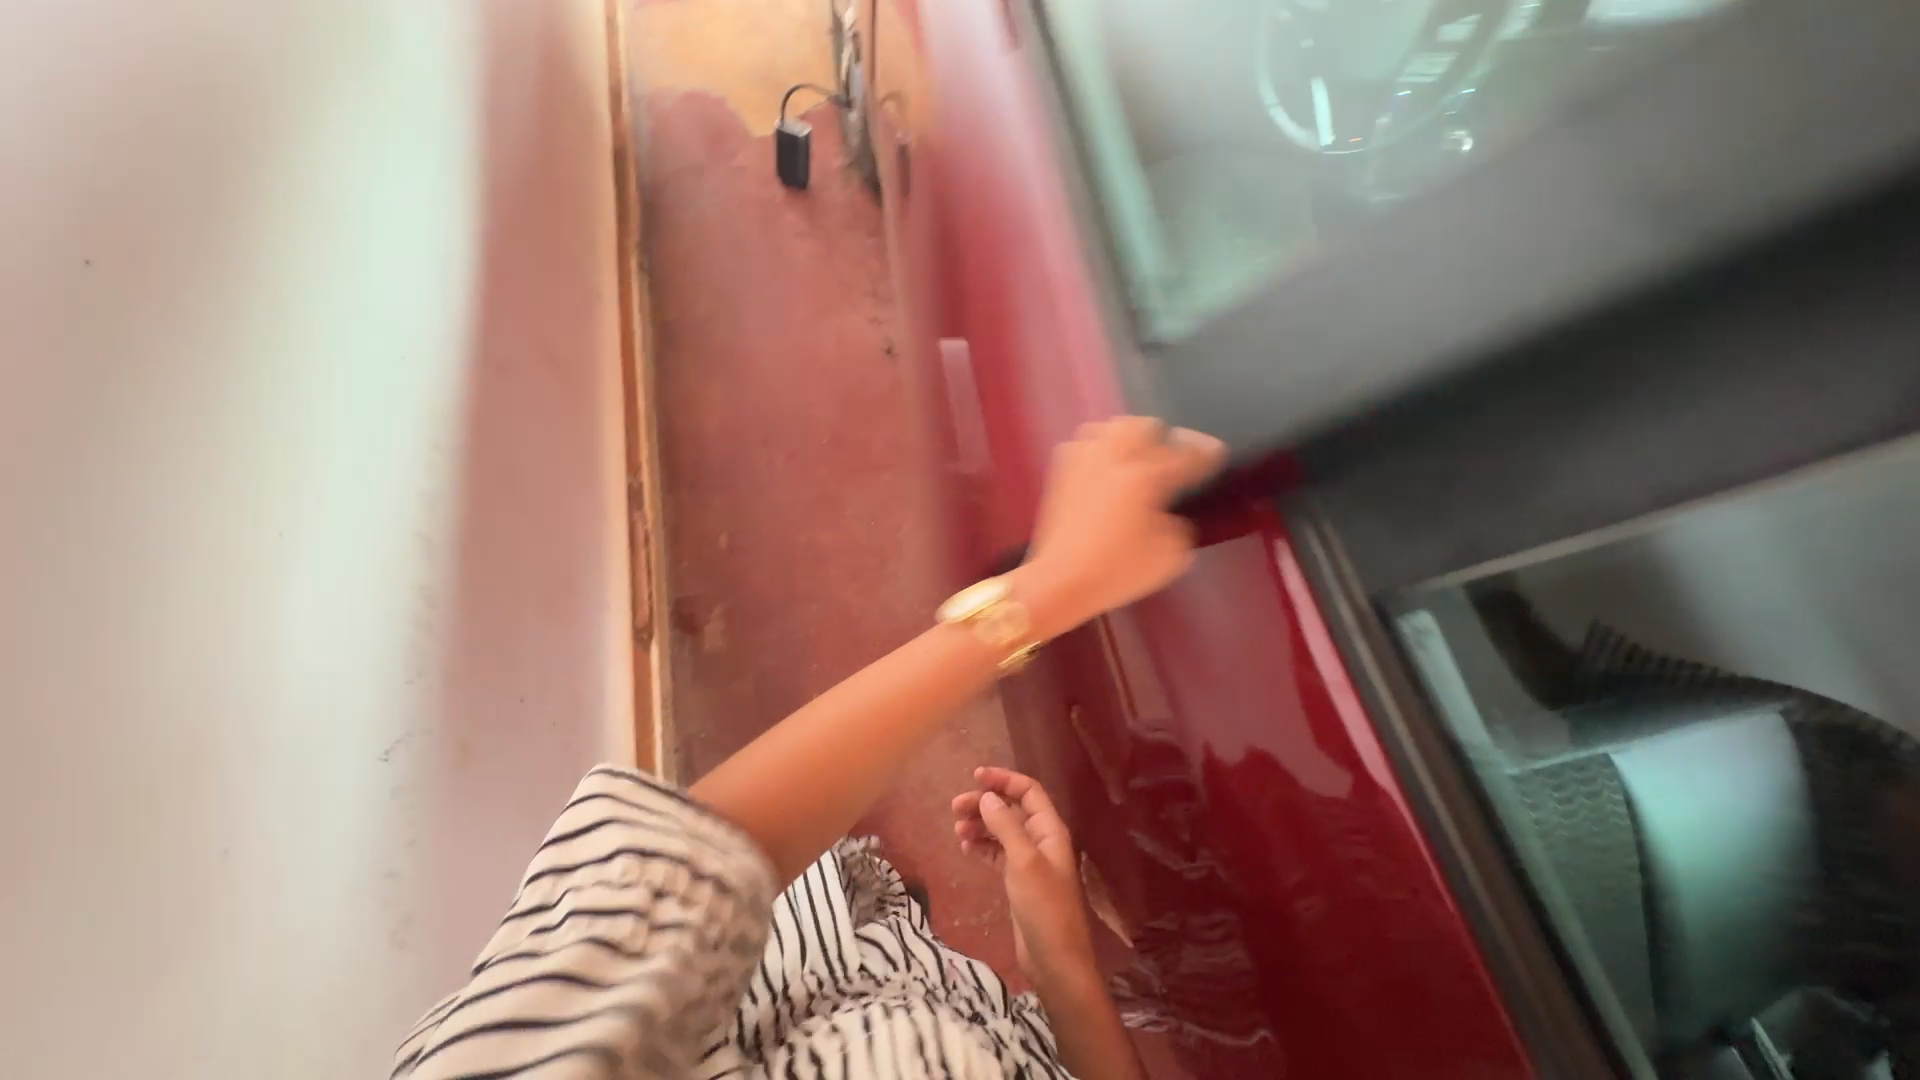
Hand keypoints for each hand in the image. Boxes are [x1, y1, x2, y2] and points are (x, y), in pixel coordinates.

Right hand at [952, 766, 1097, 985]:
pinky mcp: (1018, 882)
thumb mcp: (1024, 862)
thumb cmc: (1044, 907)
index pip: (1028, 792)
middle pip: (1011, 810)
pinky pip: (998, 855)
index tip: (975, 776)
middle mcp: (1041, 841)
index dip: (1004, 780)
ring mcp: (1030, 862)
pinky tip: (965, 848)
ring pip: (1002, 832)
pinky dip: (982, 848)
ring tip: (957, 829)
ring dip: (980, 826)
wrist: (1055, 960)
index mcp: (1050, 830)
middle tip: (955, 807)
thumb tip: (987, 797)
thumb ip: (1006, 826)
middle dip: (985, 804)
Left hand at [1012, 417, 1225, 638]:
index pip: (1185, 454)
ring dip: (1130, 436)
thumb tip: (1168, 514)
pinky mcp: (1061, 473)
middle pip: (1144, 426)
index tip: (1216, 455)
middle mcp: (1113, 459)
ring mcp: (1083, 462)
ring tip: (1139, 454)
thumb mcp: (1169, 555)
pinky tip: (1106, 466)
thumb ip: (1179, 525)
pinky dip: (1100, 447)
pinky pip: (1084, 443)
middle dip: (1165, 437)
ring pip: (1111, 427)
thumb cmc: (1117, 572)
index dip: (1206, 454)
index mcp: (1145, 477)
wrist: (1061, 582)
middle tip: (1174, 455)